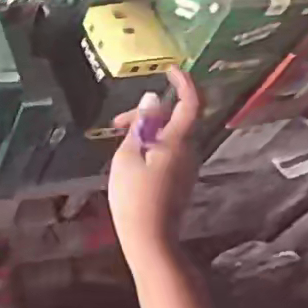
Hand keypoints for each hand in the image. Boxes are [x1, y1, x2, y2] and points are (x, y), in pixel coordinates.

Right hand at [107, 66, 202, 273]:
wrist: (149, 237)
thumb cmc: (133, 196)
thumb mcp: (128, 157)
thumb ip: (141, 126)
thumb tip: (151, 100)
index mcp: (178, 141)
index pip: (190, 102)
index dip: (183, 83)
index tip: (169, 70)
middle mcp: (189, 150)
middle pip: (175, 120)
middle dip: (148, 114)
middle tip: (117, 123)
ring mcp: (186, 166)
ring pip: (170, 136)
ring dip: (147, 131)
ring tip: (119, 142)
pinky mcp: (179, 180)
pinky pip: (168, 151)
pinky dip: (151, 145)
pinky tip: (130, 158)